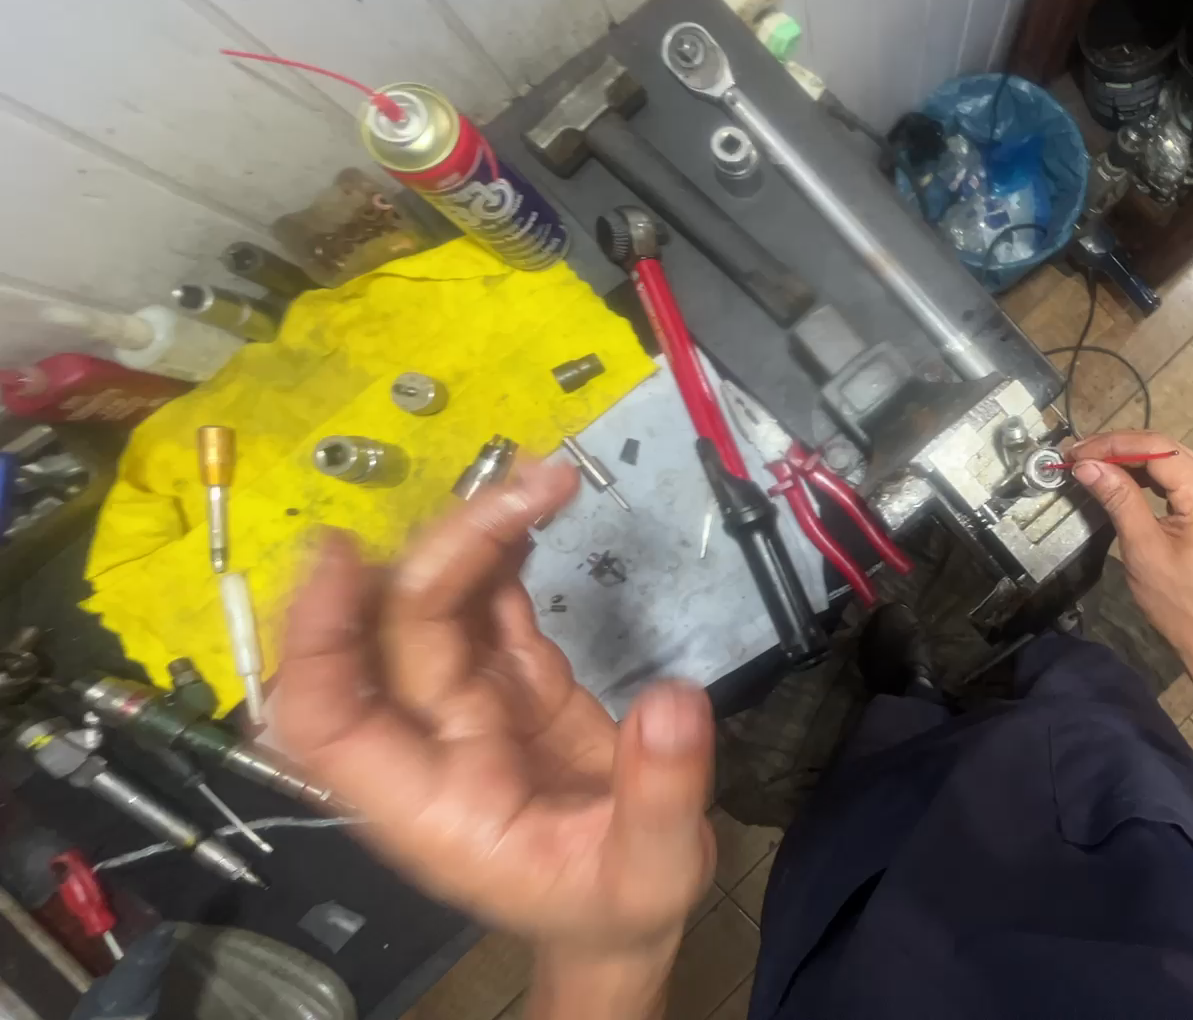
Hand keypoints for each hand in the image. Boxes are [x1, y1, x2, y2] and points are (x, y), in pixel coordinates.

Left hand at [275, 460, 714, 955]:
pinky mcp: (521, 688)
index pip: (332, 720)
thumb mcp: (654, 868)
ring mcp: (478, 708)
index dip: (320, 638)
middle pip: (405, 634)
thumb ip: (662, 791)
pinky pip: (495, 612)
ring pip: (449, 608)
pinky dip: (506, 560)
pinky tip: (531, 516)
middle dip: (454, 551)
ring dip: (483, 539)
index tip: (347, 555)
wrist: (627, 910)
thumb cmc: (620, 904)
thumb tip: (674, 698)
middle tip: (531, 487)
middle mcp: (436, 744)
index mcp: (436, 801)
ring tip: (543, 480)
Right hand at [1068, 431, 1192, 661]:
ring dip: (1133, 458)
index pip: (1159, 450)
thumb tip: (1087, 465)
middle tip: (1078, 454)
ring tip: (1093, 463)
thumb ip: (1118, 499)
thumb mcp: (1143, 550)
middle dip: (1120, 447)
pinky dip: (1152, 474)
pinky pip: (1185, 476)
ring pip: (1175, 459)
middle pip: (1168, 449)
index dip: (1113, 444)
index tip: (1076, 451)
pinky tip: (1124, 477)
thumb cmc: (1180, 604)